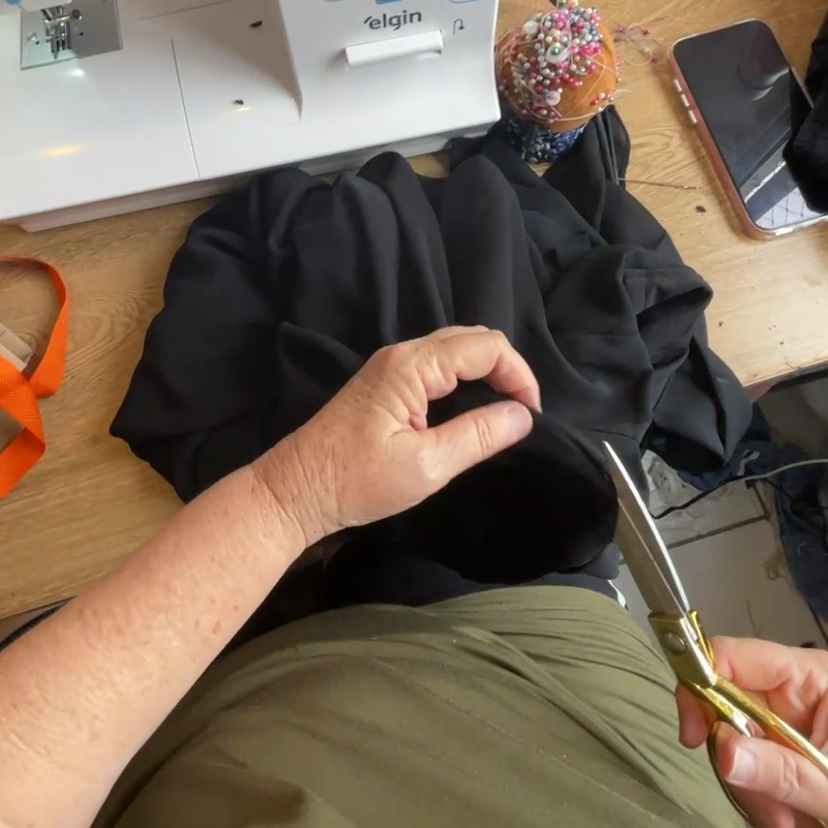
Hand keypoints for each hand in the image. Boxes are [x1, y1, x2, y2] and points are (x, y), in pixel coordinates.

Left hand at [249, 326, 540, 544]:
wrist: (296, 489)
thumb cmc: (356, 482)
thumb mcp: (426, 467)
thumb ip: (478, 436)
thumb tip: (523, 415)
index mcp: (412, 366)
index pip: (486, 346)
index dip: (518, 374)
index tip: (531, 415)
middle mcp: (401, 354)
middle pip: (471, 339)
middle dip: (505, 368)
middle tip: (521, 412)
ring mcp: (389, 365)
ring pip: (453, 349)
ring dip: (485, 371)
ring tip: (502, 410)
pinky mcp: (383, 381)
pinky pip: (435, 364)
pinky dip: (463, 377)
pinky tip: (470, 407)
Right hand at [677, 637, 827, 827]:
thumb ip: (785, 772)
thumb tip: (722, 751)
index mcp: (809, 677)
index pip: (730, 656)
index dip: (701, 683)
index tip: (694, 734)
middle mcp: (788, 693)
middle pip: (721, 704)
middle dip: (736, 759)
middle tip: (764, 807)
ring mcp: (782, 726)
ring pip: (727, 743)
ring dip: (749, 791)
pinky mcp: (780, 758)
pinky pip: (742, 771)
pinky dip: (756, 805)